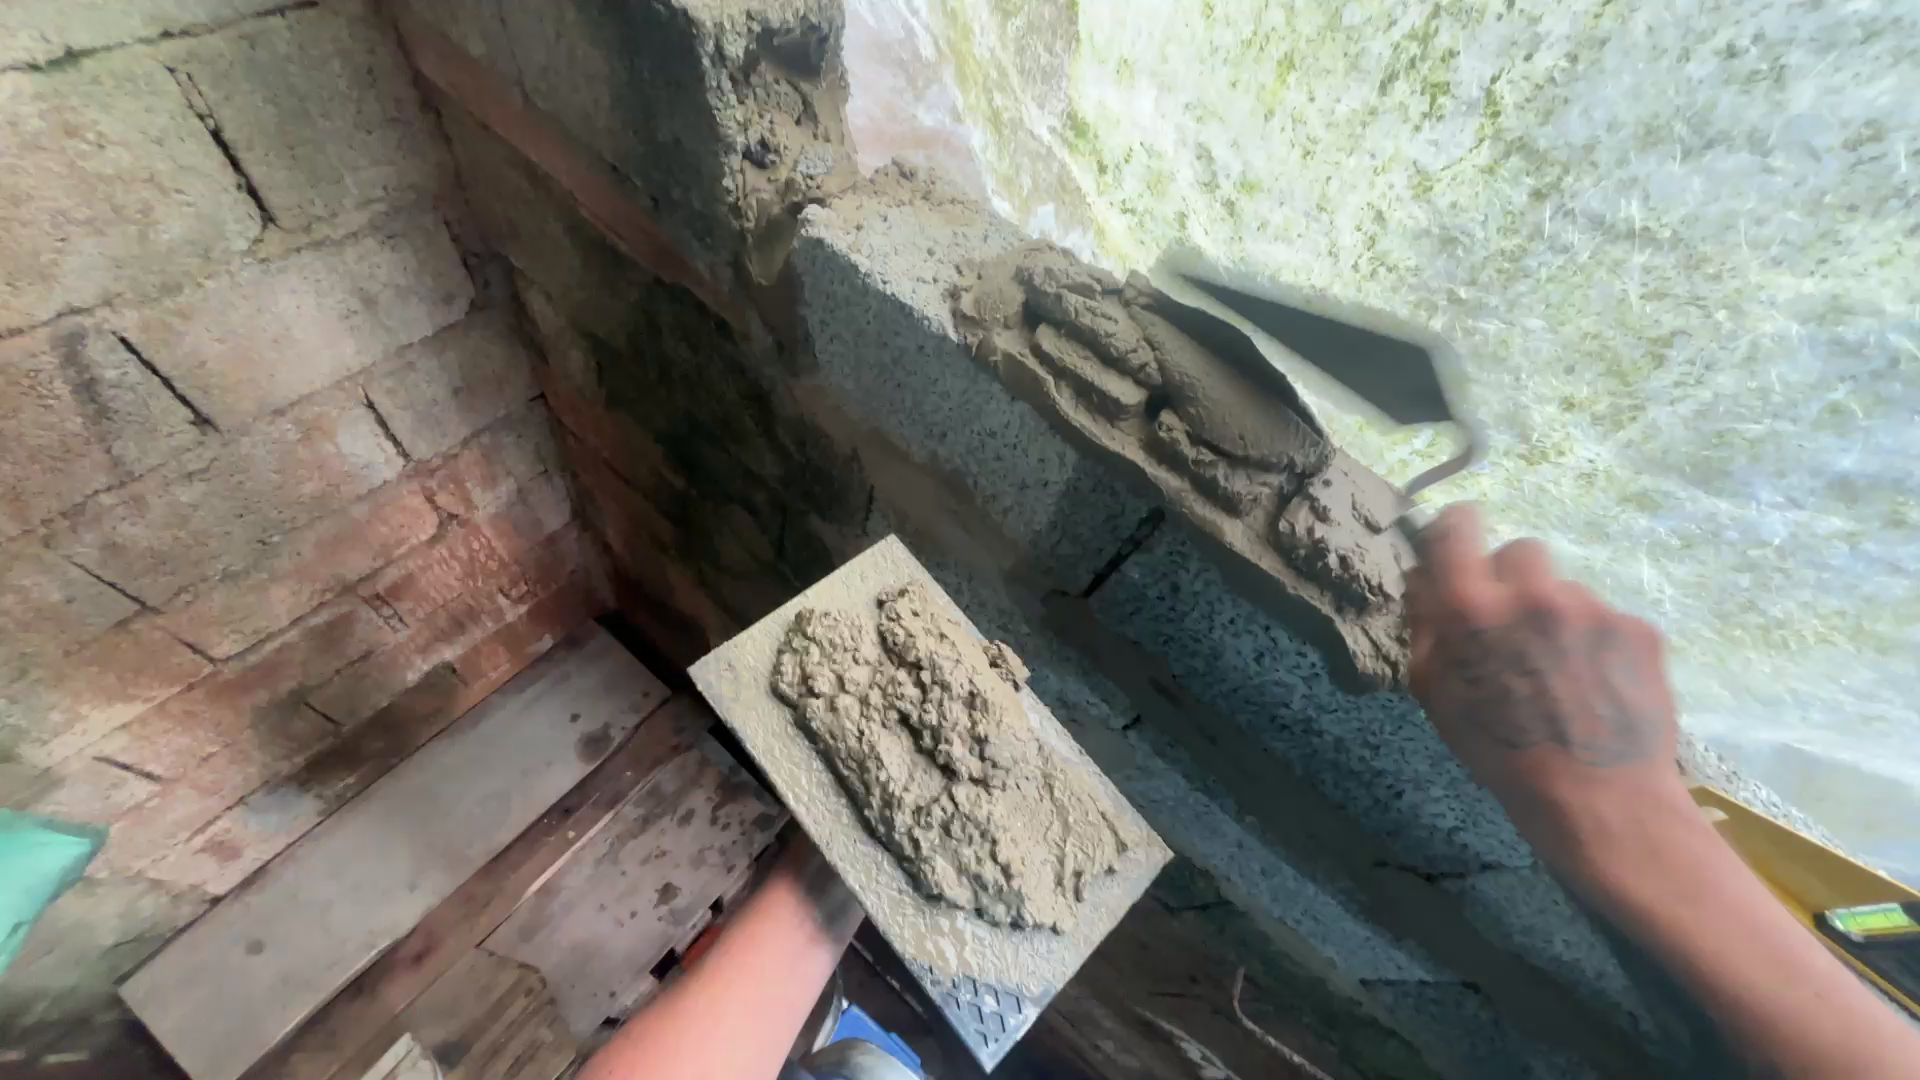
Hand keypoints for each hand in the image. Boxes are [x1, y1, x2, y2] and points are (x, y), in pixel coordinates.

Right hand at [1405, 504, 1688, 863]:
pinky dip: (1592, 638)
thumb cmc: (1493, 746)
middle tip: (1510, 622)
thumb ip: (1424, 621)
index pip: (1457, 526)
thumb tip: (1426, 576)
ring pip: (1564, 588)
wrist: (1597, 798)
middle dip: (1510, 578)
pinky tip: (1590, 679)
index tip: (1455, 542)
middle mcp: (1532, 593)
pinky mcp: (1640, 628)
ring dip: (1553, 612)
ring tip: (1556, 666)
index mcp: (1471, 606)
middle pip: (1519, 550)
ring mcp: (1594, 608)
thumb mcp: (1429, 687)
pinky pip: (1605, 616)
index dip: (1454, 527)